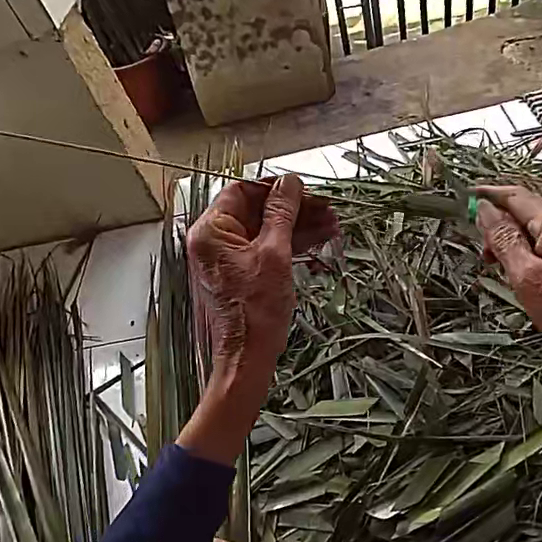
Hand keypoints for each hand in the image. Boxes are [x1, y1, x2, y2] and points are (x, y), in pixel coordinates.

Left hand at [186, 174, 337, 385]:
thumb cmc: (255, 313)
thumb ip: (281, 213)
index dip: (274, 188)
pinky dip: (290, 244)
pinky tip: (318, 240)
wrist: (249, 357)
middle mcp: (213, 242)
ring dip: (298, 225)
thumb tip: (289, 184)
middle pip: (256, 211)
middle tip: (324, 207)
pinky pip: (267, 248)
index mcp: (210, 232)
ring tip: (330, 225)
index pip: (241, 191)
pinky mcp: (241, 274)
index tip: (302, 189)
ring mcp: (227, 259)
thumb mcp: (274, 254)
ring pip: (266, 230)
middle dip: (293, 209)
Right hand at [476, 185, 541, 386]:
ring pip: (536, 229)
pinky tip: (518, 269)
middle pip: (527, 210)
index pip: (517, 196)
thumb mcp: (526, 275)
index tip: (468, 196)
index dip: (490, 194)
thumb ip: (504, 240)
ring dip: (510, 237)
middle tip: (479, 243)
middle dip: (498, 219)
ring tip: (494, 260)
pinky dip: (525, 249)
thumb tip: (486, 211)